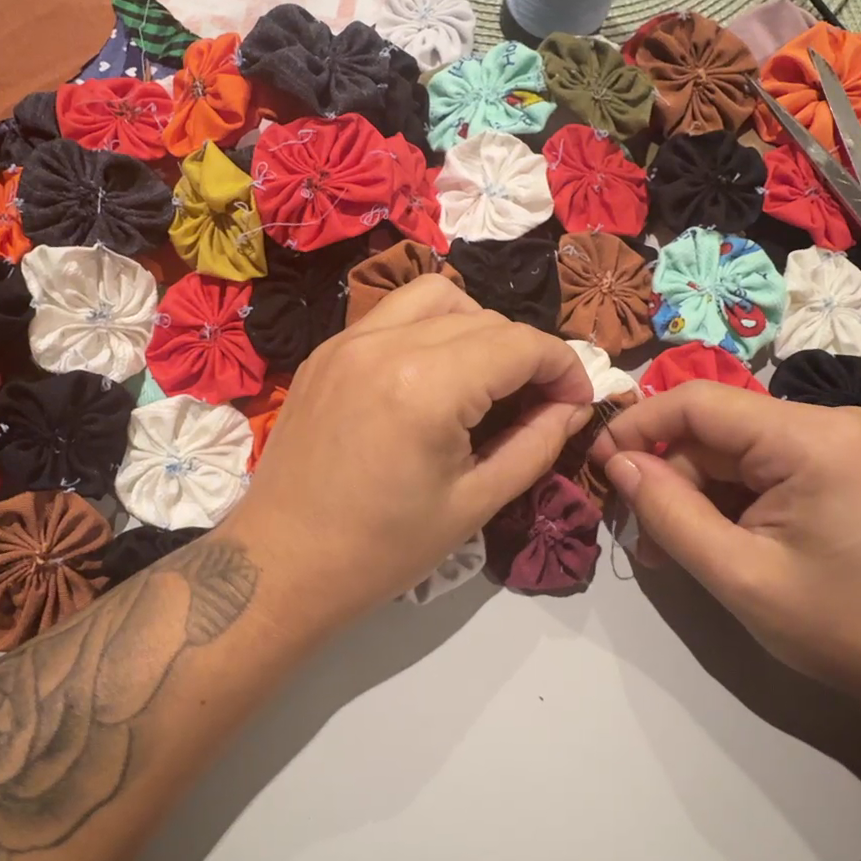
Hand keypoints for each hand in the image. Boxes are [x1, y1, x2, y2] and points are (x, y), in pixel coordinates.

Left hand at [229, 275, 593, 628]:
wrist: (283, 562)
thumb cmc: (382, 549)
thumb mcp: (474, 503)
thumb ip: (535, 444)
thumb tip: (573, 406)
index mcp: (426, 385)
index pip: (520, 344)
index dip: (563, 366)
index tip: (576, 400)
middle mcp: (385, 344)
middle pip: (484, 318)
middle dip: (525, 353)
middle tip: (538, 401)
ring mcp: (347, 342)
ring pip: (436, 298)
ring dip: (478, 326)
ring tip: (486, 379)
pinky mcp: (325, 352)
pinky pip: (392, 315)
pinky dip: (428, 329)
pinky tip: (433, 377)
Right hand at [590, 382, 860, 713]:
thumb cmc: (842, 627)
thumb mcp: (738, 575)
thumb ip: (668, 512)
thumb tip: (616, 463)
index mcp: (811, 437)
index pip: (698, 402)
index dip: (638, 427)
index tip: (597, 466)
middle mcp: (829, 423)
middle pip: (715, 432)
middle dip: (669, 480)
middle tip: (642, 541)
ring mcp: (841, 446)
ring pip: (735, 455)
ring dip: (695, 498)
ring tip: (673, 556)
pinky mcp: (843, 471)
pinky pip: (764, 470)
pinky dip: (730, 504)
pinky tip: (715, 545)